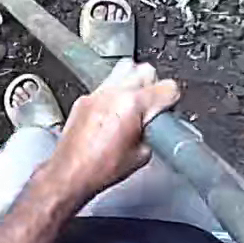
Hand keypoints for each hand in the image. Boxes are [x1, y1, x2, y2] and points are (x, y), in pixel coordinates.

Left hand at [38, 59, 179, 203]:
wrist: (71, 172)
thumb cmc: (101, 168)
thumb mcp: (142, 154)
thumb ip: (153, 131)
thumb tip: (154, 125)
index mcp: (133, 104)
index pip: (167, 87)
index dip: (172, 100)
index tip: (169, 108)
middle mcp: (114, 92)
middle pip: (145, 70)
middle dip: (153, 86)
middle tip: (151, 107)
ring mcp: (97, 93)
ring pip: (124, 69)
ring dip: (133, 83)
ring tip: (132, 105)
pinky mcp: (84, 99)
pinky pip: (105, 85)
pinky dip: (113, 93)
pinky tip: (113, 112)